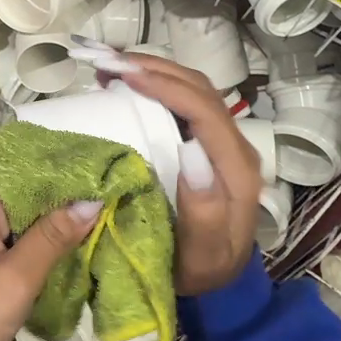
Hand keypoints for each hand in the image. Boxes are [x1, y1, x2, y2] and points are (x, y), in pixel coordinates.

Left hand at [0, 182, 102, 340]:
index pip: (22, 182)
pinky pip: (4, 236)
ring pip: (14, 219)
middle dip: (57, 210)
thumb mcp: (16, 279)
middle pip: (19, 199)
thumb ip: (52, 238)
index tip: (99, 194)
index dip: (61, 189)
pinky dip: (28, 244)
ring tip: (90, 230)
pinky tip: (60, 250)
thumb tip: (91, 202)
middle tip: (101, 216)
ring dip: (45, 229)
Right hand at [109, 55, 263, 294]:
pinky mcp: (206, 143)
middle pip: (199, 90)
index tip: (122, 75)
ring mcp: (221, 142)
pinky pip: (184, 100)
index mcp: (235, 170)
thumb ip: (204, 212)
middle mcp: (234, 147)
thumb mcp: (203, 256)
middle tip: (105, 60)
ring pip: (193, 88)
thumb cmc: (202, 270)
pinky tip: (123, 80)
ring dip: (153, 70)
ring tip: (109, 64)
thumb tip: (192, 152)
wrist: (218, 279)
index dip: (166, 86)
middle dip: (153, 68)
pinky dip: (154, 82)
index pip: (204, 110)